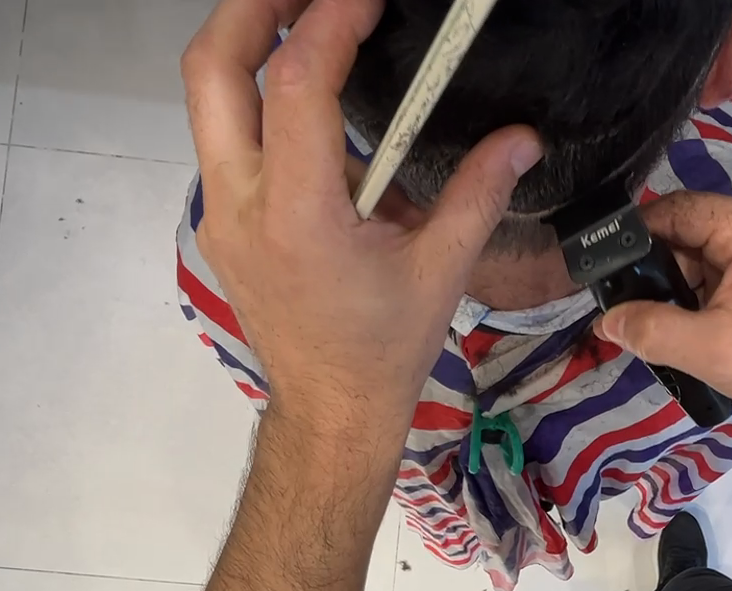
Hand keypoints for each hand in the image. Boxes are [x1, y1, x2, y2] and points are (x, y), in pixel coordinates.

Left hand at [182, 0, 541, 440]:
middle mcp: (241, 205)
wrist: (332, 409)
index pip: (298, 83)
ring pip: (208, 102)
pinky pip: (225, 143)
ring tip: (313, 41)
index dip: (328, 20)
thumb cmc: (387, 351)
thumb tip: (524, 141)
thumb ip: (477, 195)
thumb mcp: (439, 274)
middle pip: (212, 67)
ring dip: (250, 52)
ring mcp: (218, 217)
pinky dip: (260, 109)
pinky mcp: (219, 228)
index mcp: (300, 217)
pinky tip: (313, 127)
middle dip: (251, 5)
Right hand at [594, 194, 731, 428]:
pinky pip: (719, 270)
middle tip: (628, 306)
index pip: (674, 209)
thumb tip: (606, 322)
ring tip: (655, 322)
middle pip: (686, 230)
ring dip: (676, 286)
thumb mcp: (703, 347)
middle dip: (655, 268)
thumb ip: (648, 330)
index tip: (606, 269)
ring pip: (700, 253)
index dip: (635, 236)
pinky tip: (686, 325)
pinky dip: (697, 294)